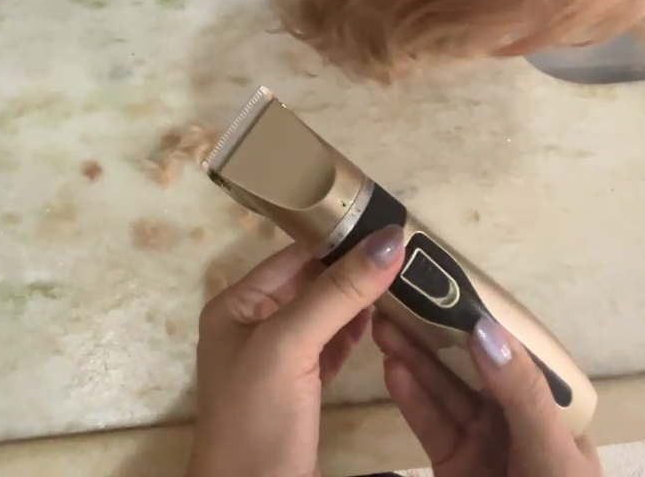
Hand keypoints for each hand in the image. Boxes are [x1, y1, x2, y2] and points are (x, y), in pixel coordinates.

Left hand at [187, 227, 405, 476]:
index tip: (388, 227)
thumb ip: (339, 291)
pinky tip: (382, 322)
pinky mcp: (301, 389)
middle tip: (406, 254)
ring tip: (403, 281)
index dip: (339, 240)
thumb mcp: (291, 344)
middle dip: (353, 270)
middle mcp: (255, 324)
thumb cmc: (257, 416)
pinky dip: (355, 334)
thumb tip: (391, 239)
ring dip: (359, 301)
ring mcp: (278, 359)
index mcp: (238, 304)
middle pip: (312, 283)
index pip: (294, 256)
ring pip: (325, 315)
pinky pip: (332, 347)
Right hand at [374, 313, 603, 476]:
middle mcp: (516, 422)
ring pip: (444, 390)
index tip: (443, 282)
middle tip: (398, 295)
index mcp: (552, 412)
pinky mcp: (453, 467)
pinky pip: (430, 423)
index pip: (514, 351)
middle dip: (435, 331)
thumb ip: (521, 394)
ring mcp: (483, 446)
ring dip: (414, 356)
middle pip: (471, 366)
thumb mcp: (552, 459)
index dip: (480, 316)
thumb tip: (484, 328)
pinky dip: (410, 396)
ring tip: (383, 323)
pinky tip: (392, 369)